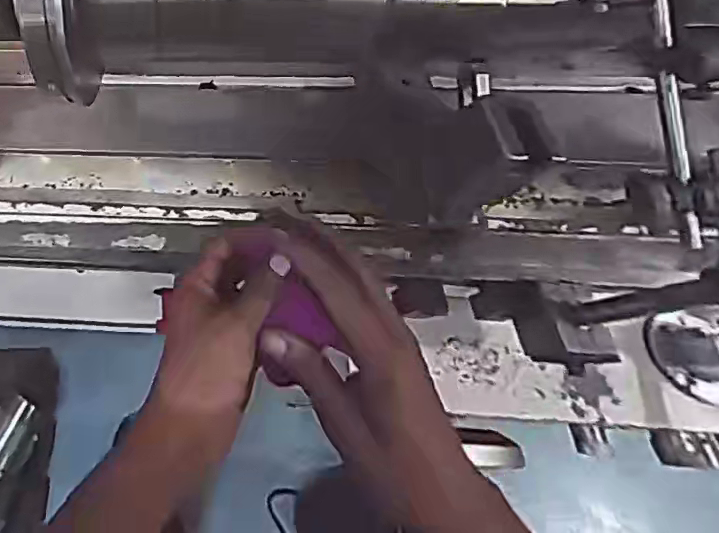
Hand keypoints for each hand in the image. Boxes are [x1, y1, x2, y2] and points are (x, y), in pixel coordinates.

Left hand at [142, 232, 287, 457]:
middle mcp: (208, 300)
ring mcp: (221, 326)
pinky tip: (302, 320)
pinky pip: (256, 325)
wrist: (192, 427)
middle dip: (266, 264)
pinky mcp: (234, 350)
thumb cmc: (205, 369)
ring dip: (273, 292)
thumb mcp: (235, 324)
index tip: (282, 236)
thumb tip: (280, 257)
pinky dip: (274, 319)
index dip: (250, 238)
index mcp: (197, 285)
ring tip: (307, 285)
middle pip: (238, 270)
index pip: (223, 246)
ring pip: (249, 299)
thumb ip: (260, 289)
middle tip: (301, 260)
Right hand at [259, 215, 528, 532]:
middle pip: (356, 268)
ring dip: (331, 251)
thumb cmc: (398, 471)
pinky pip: (366, 296)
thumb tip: (269, 332)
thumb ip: (311, 375)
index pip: (335, 288)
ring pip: (364, 278)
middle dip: (320, 238)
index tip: (272, 235)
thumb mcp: (347, 430)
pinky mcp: (398, 347)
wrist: (449, 499)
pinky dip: (340, 276)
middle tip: (285, 218)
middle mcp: (393, 332)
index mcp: (379, 350)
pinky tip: (320, 282)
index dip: (302, 257)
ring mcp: (399, 337)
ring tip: (298, 236)